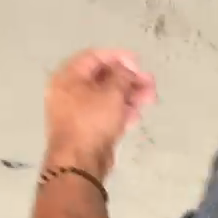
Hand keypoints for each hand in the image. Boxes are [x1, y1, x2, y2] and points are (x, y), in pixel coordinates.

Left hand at [43, 49, 156, 179]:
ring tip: (149, 99)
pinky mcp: (87, 125)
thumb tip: (127, 68)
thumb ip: (122, 76)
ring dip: (130, 95)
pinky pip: (106, 111)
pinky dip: (121, 110)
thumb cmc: (92, 121)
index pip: (94, 57)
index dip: (119, 57)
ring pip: (108, 95)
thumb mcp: (111, 93)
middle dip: (129, 79)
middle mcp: (69, 90)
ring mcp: (77, 109)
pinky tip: (135, 115)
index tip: (139, 63)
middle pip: (103, 77)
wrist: (80, 160)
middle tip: (150, 83)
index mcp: (68, 77)